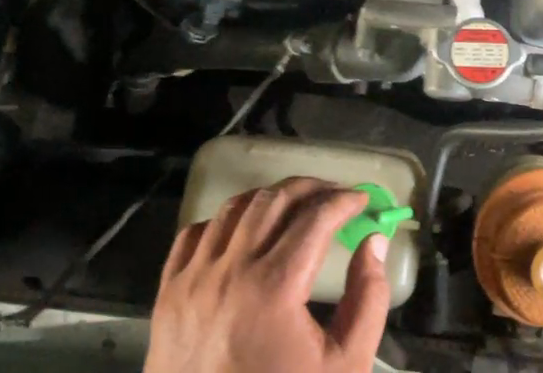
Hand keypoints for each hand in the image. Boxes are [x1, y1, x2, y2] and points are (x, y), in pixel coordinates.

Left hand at [146, 178, 389, 372]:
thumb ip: (368, 299)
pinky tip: (243, 230)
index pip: (316, 217)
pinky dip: (224, 221)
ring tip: (294, 205)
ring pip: (235, 209)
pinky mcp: (168, 294)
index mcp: (276, 287)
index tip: (362, 199)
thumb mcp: (346, 365)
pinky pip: (195, 233)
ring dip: (270, 197)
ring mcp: (194, 280)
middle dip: (311, 188)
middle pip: (275, 200)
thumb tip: (374, 242)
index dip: (344, 200)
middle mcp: (232, 271)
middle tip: (335, 194)